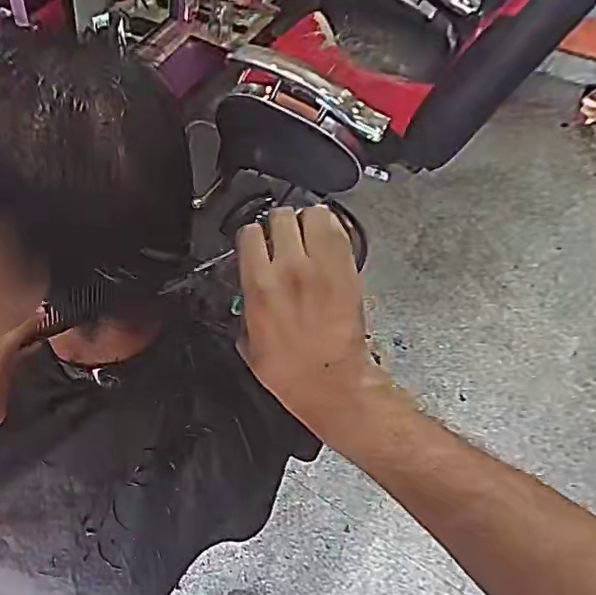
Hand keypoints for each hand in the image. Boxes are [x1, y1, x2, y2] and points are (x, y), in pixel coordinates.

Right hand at [237, 206, 401, 427]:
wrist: (330, 381)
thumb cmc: (291, 370)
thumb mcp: (248, 340)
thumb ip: (246, 308)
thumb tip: (247, 297)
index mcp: (259, 286)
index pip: (249, 233)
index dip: (250, 236)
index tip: (253, 243)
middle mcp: (291, 269)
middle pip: (281, 216)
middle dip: (278, 223)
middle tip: (280, 236)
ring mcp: (323, 266)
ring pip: (315, 213)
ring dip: (307, 220)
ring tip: (305, 233)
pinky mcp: (349, 269)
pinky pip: (340, 231)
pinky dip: (332, 230)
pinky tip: (326, 242)